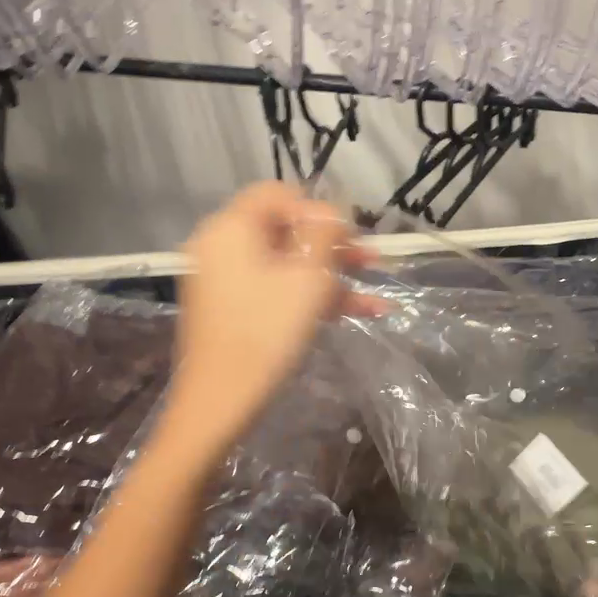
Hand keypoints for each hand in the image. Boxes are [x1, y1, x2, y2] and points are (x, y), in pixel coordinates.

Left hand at [171, 183, 380, 439]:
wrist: (220, 402)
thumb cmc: (266, 332)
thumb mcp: (308, 278)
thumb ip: (325, 235)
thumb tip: (333, 211)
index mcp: (232, 228)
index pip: (279, 194)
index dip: (318, 210)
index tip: (347, 237)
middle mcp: (224, 246)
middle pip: (287, 231)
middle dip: (335, 247)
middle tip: (372, 260)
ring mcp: (227, 280)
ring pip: (289, 265)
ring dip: (333, 277)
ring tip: (377, 299)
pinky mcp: (234, 309)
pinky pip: (278, 289)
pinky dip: (313, 298)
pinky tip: (359, 313)